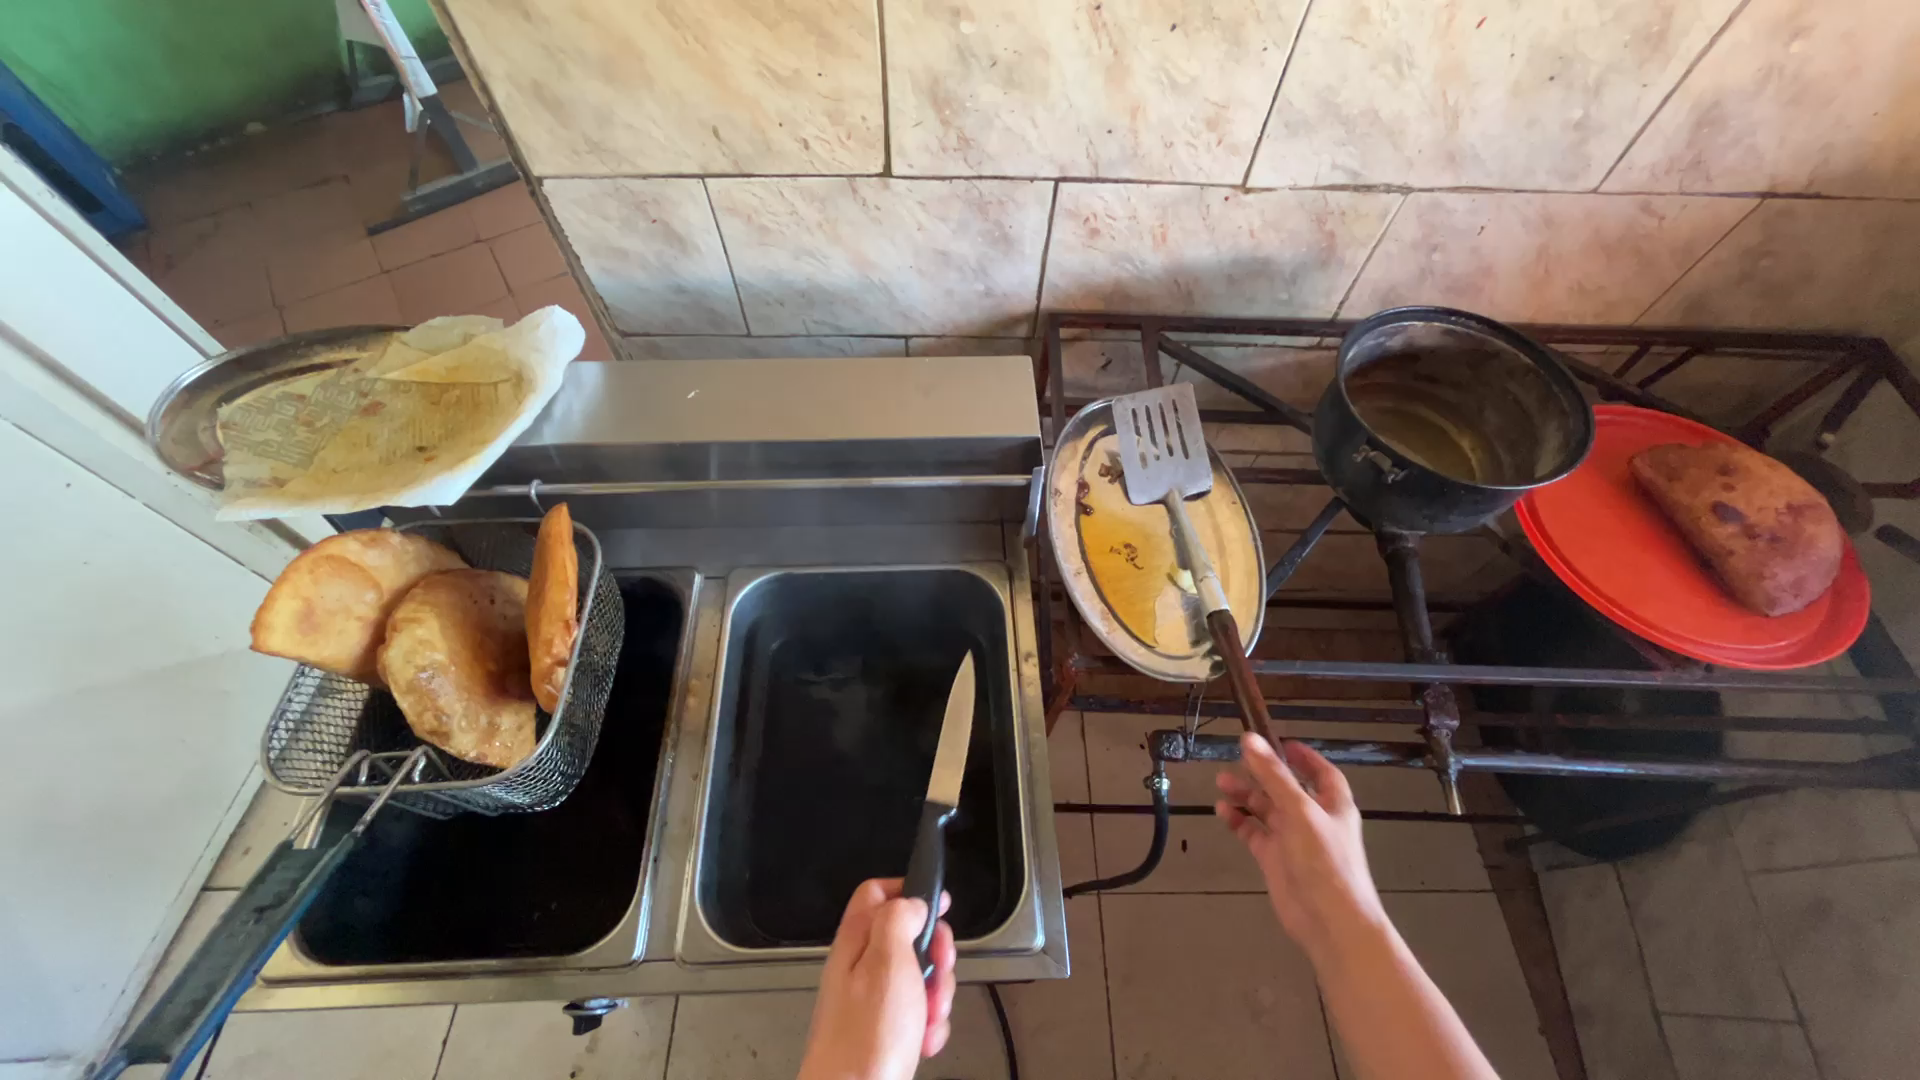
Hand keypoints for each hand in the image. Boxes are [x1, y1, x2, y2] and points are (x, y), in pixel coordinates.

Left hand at [798, 878, 956, 1079]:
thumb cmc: (868, 1034)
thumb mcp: (888, 961)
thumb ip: (900, 919)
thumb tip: (913, 903)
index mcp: (856, 939)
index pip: (877, 892)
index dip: (909, 891)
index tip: (939, 906)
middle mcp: (860, 966)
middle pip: (907, 936)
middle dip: (935, 952)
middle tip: (940, 970)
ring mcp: (872, 1001)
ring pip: (918, 976)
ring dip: (936, 994)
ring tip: (930, 1016)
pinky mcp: (884, 1032)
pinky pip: (917, 1013)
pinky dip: (928, 1025)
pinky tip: (924, 1040)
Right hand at [1215, 734, 1388, 955]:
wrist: (1330, 922)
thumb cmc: (1325, 861)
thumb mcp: (1300, 811)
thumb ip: (1273, 776)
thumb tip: (1250, 739)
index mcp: (1332, 805)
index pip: (1321, 773)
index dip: (1303, 758)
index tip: (1278, 742)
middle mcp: (1313, 819)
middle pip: (1286, 788)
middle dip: (1263, 773)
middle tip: (1237, 760)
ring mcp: (1292, 840)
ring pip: (1266, 809)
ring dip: (1246, 795)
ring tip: (1222, 783)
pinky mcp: (1274, 858)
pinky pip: (1253, 832)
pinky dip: (1238, 820)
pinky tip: (1222, 811)